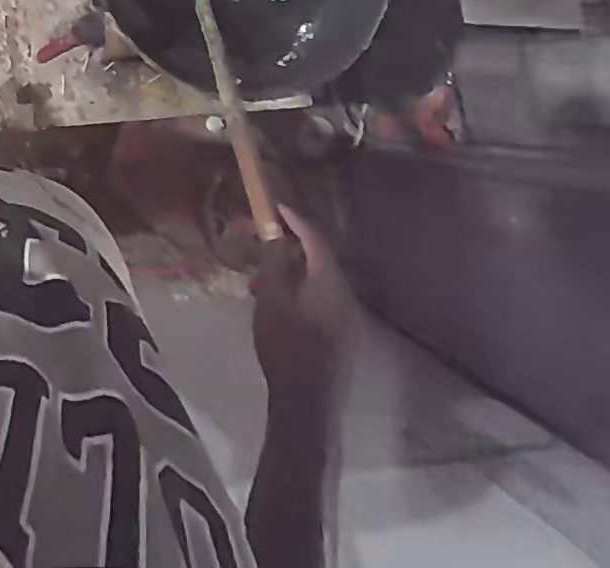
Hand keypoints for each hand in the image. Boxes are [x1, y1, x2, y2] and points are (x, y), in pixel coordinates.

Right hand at [251, 205, 351, 407]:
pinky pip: (321, 301)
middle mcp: (346, 294)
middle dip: (289, 252)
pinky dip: (300, 295)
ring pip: (318, 283)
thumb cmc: (286, 344)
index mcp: (330, 281)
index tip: (277, 206)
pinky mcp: (344, 337)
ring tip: (261, 287)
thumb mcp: (271, 298)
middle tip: (263, 250)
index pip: (315, 239)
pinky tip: (278, 309)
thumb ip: (274, 262)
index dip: (295, 220)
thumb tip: (276, 237)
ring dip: (291, 276)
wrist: (307, 403)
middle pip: (318, 260)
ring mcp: (348, 318)